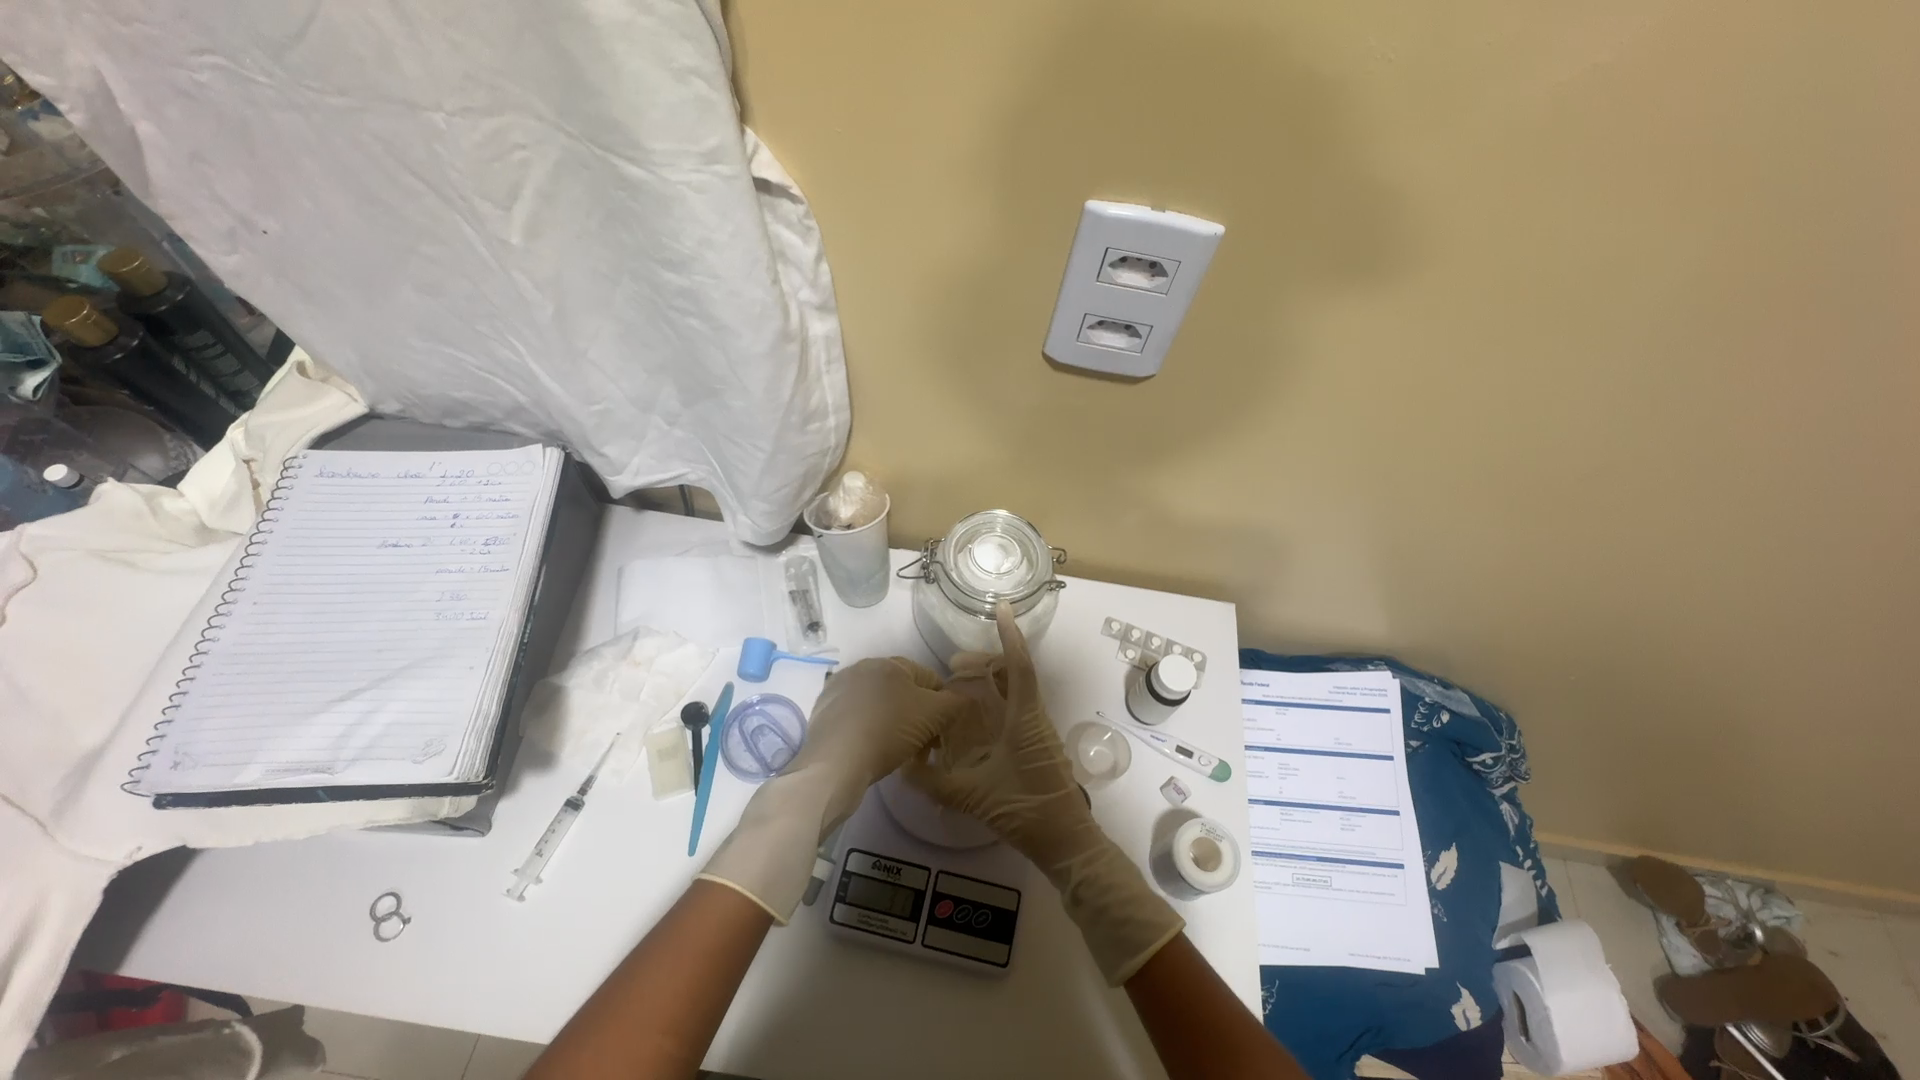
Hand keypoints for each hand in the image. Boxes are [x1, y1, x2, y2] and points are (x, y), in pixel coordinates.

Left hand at [801, 657, 974, 795]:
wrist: (835, 761)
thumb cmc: (888, 731)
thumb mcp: (934, 715)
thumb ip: (955, 703)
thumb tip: (962, 699)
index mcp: (891, 662)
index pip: (930, 679)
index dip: (942, 707)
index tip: (941, 734)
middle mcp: (862, 667)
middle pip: (902, 691)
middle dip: (916, 716)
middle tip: (921, 746)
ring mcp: (838, 689)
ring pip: (878, 705)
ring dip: (892, 723)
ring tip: (895, 751)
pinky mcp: (822, 712)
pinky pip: (856, 718)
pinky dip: (867, 730)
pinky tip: (869, 750)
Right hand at [905, 605, 1183, 984]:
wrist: (1066, 841)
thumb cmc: (1026, 812)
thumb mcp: (974, 797)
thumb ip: (935, 784)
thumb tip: (902, 769)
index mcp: (1024, 720)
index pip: (1019, 667)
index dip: (1010, 636)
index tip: (1001, 608)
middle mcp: (1033, 718)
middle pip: (1014, 673)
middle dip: (986, 660)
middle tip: (953, 666)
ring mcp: (1037, 731)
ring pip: (1015, 691)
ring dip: (989, 680)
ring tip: (957, 685)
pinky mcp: (1036, 745)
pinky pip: (1014, 709)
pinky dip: (993, 701)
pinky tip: (971, 716)